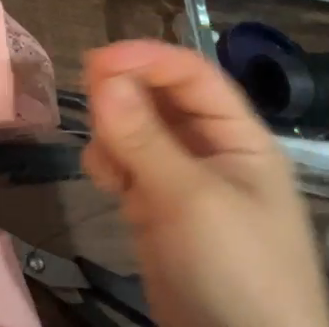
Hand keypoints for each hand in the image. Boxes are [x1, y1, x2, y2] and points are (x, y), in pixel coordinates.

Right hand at [82, 41, 328, 326]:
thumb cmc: (236, 270)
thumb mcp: (192, 200)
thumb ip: (144, 137)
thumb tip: (101, 76)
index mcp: (240, 140)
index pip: (192, 75)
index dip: (147, 59)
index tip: (96, 61)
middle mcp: (212, 152)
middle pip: (159, 96)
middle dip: (123, 94)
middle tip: (88, 101)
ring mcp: (183, 182)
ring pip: (135, 128)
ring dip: (112, 130)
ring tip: (103, 156)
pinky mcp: (156, 209)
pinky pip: (124, 163)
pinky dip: (107, 161)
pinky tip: (103, 179)